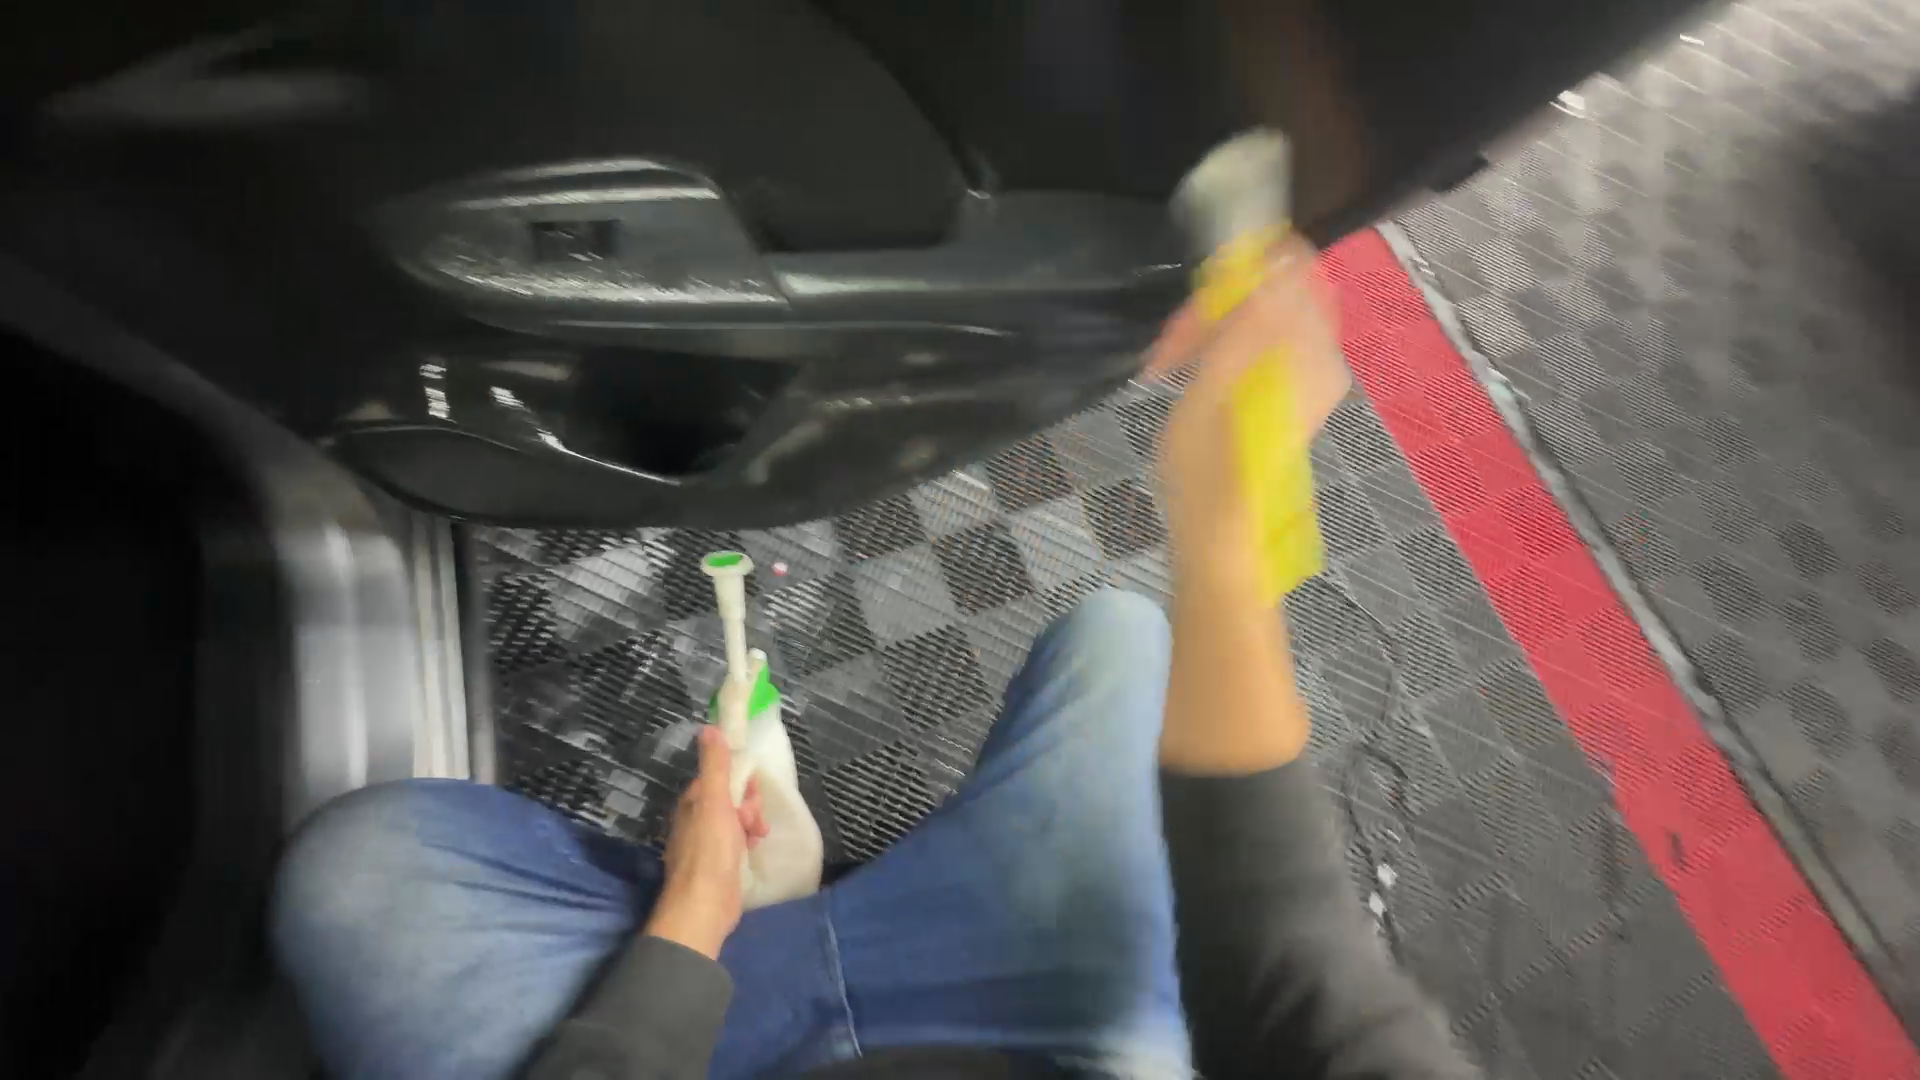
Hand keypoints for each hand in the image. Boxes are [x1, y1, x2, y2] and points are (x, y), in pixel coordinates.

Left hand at [643, 726, 769, 958]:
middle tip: (752, 819)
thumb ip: (715, 765)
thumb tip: (708, 727)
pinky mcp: (719, 863)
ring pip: (736, 818)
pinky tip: (753, 847)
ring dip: (751, 822)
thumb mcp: (715, 801)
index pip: (720, 777)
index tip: (750, 792)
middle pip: (730, 797)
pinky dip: (748, 840)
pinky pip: (738, 839)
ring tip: (755, 836)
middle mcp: (696, 819)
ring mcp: (706, 843)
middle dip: (748, 803)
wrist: (704, 907)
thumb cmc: (710, 851)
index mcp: (693, 802)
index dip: (739, 780)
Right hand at [1145, 235, 1348, 580]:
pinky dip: (1222, 351)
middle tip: (1167, 350)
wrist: (1221, 534)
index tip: (1190, 306)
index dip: (1237, 273)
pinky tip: (1191, 376)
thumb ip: (1242, 324)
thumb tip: (1273, 262)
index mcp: (1307, 356)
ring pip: (1260, 320)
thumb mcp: (1210, 393)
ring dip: (1210, 332)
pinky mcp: (1293, 393)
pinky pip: (1261, 346)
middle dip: (1214, 309)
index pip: (1288, 272)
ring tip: (1169, 366)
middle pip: (1272, 295)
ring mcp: (1309, 377)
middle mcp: (1320, 360)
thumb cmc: (1205, 472)